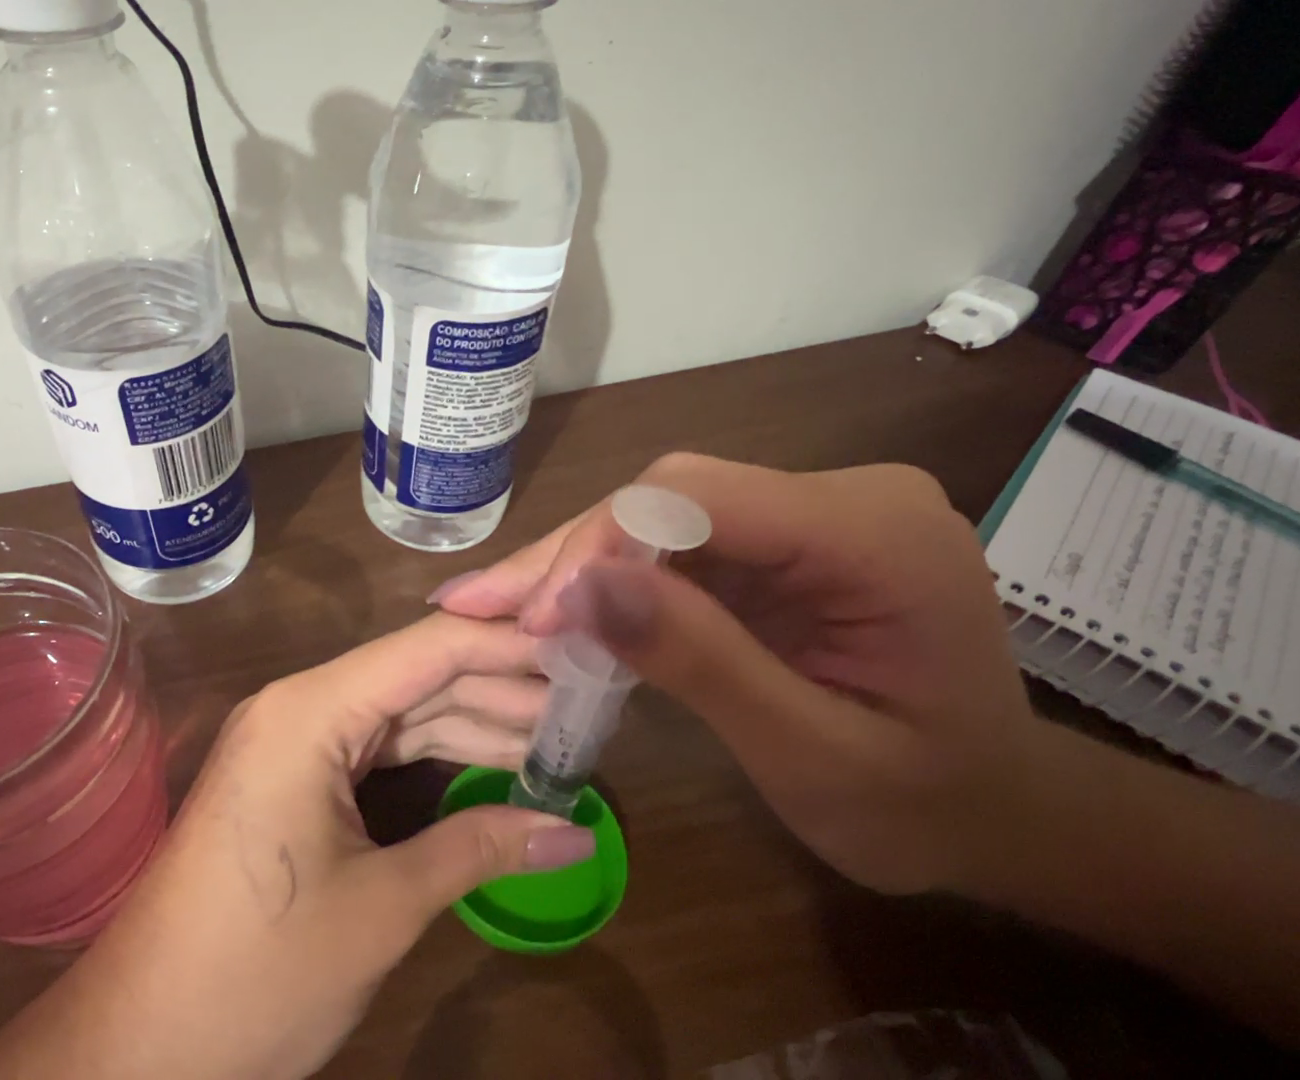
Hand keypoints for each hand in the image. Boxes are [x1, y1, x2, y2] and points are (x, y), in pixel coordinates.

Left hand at [0, 613, 596, 1079]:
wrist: (143, 1039)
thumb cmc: (259, 969)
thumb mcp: (382, 907)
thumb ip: (479, 850)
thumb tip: (577, 832)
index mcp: (310, 712)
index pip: (428, 649)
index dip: (508, 644)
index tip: (583, 647)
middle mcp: (298, 711)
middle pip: (418, 679)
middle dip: (503, 691)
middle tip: (591, 704)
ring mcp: (292, 748)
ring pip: (400, 719)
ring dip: (476, 729)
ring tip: (564, 741)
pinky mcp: (292, 786)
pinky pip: (375, 755)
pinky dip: (435, 763)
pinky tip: (495, 773)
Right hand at [437, 453, 1038, 895]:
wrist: (995, 811)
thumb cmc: (919, 804)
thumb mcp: (808, 753)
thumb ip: (702, 662)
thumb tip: (580, 588)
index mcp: (874, 536)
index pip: (697, 498)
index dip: (598, 545)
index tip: (531, 617)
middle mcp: (844, 498)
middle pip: (670, 497)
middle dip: (574, 555)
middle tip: (483, 609)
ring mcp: (812, 515)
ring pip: (661, 518)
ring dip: (582, 568)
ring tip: (501, 611)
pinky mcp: (784, 543)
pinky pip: (680, 547)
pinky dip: (618, 584)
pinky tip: (563, 612)